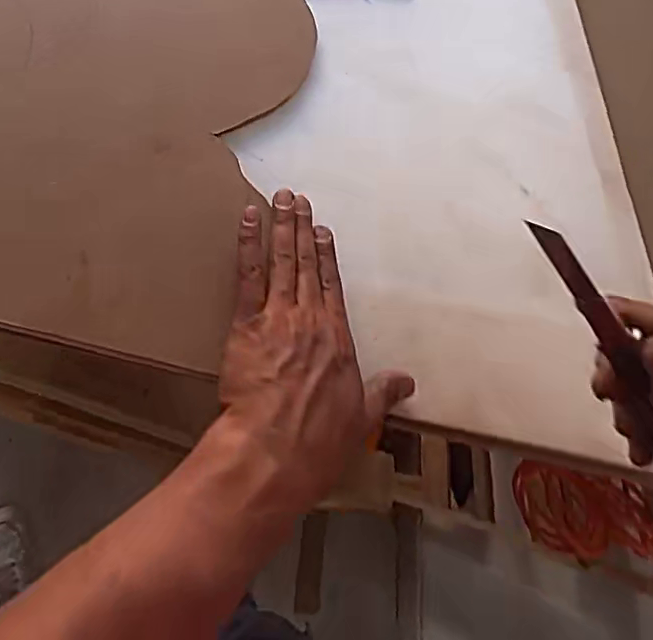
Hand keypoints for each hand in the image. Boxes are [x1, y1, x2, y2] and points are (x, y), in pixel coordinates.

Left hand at [214, 189, 414, 511]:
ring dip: (281, 226)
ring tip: (279, 200)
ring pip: (282, 260)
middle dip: (301, 228)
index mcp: (336, 338)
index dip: (326, 255)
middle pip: (307, 263)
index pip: (331, 285)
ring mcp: (278, 317)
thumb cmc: (316, 441)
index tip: (323, 231)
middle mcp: (309, 319)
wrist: (274, 452)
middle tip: (297, 199)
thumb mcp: (361, 418)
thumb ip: (383, 392)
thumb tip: (405, 381)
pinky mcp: (246, 323)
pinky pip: (247, 274)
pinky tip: (248, 220)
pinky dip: (248, 243)